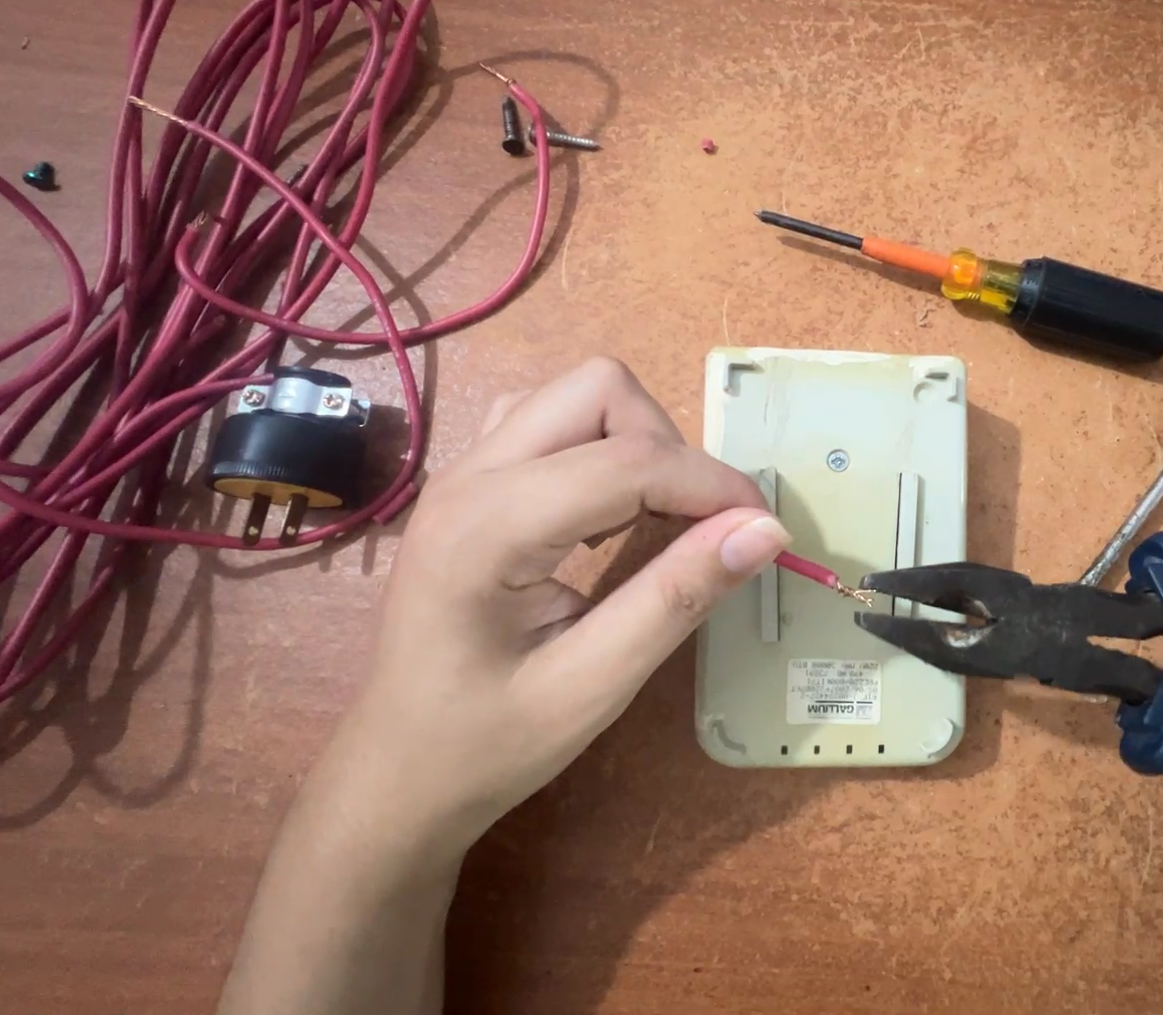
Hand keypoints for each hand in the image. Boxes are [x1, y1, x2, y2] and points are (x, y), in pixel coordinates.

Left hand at [306, 357, 789, 863]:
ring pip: (579, 396)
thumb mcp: (595, 686)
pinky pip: (557, 423)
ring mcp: (466, 471)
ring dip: (639, 442)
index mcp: (487, 528)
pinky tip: (610, 517)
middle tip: (701, 524)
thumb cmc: (488, 744)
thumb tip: (765, 530)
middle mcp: (469, 476)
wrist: (397, 772)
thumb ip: (678, 597)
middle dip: (671, 446)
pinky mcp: (476, 482)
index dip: (713, 485)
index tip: (764, 530)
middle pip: (600, 389)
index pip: (629, 461)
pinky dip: (608, 451)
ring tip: (657, 520)